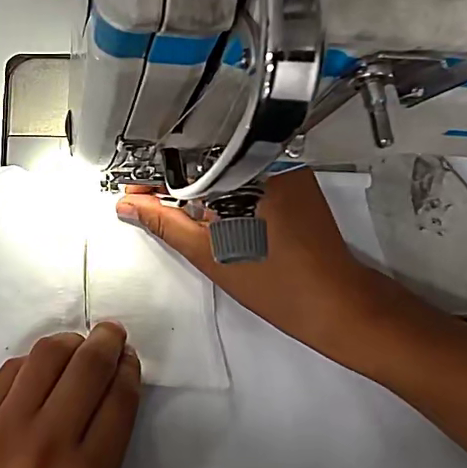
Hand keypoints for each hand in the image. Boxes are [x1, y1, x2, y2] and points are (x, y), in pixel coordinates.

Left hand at [0, 323, 141, 467]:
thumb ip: (103, 459)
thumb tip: (109, 403)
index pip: (118, 401)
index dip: (129, 371)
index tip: (130, 360)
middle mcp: (47, 446)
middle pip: (87, 368)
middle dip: (106, 342)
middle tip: (112, 334)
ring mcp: (5, 430)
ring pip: (46, 357)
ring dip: (70, 341)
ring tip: (79, 343)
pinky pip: (9, 372)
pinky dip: (32, 360)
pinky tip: (41, 366)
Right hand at [115, 169, 400, 357]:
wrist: (336, 306)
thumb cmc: (281, 285)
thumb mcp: (210, 253)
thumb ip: (165, 222)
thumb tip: (130, 204)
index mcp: (251, 171)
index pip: (190, 164)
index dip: (156, 180)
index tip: (135, 190)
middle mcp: (272, 162)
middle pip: (207, 163)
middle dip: (176, 184)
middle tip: (149, 204)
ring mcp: (288, 171)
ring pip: (226, 171)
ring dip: (201, 189)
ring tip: (182, 215)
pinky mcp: (296, 184)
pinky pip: (248, 179)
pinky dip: (227, 194)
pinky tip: (215, 217)